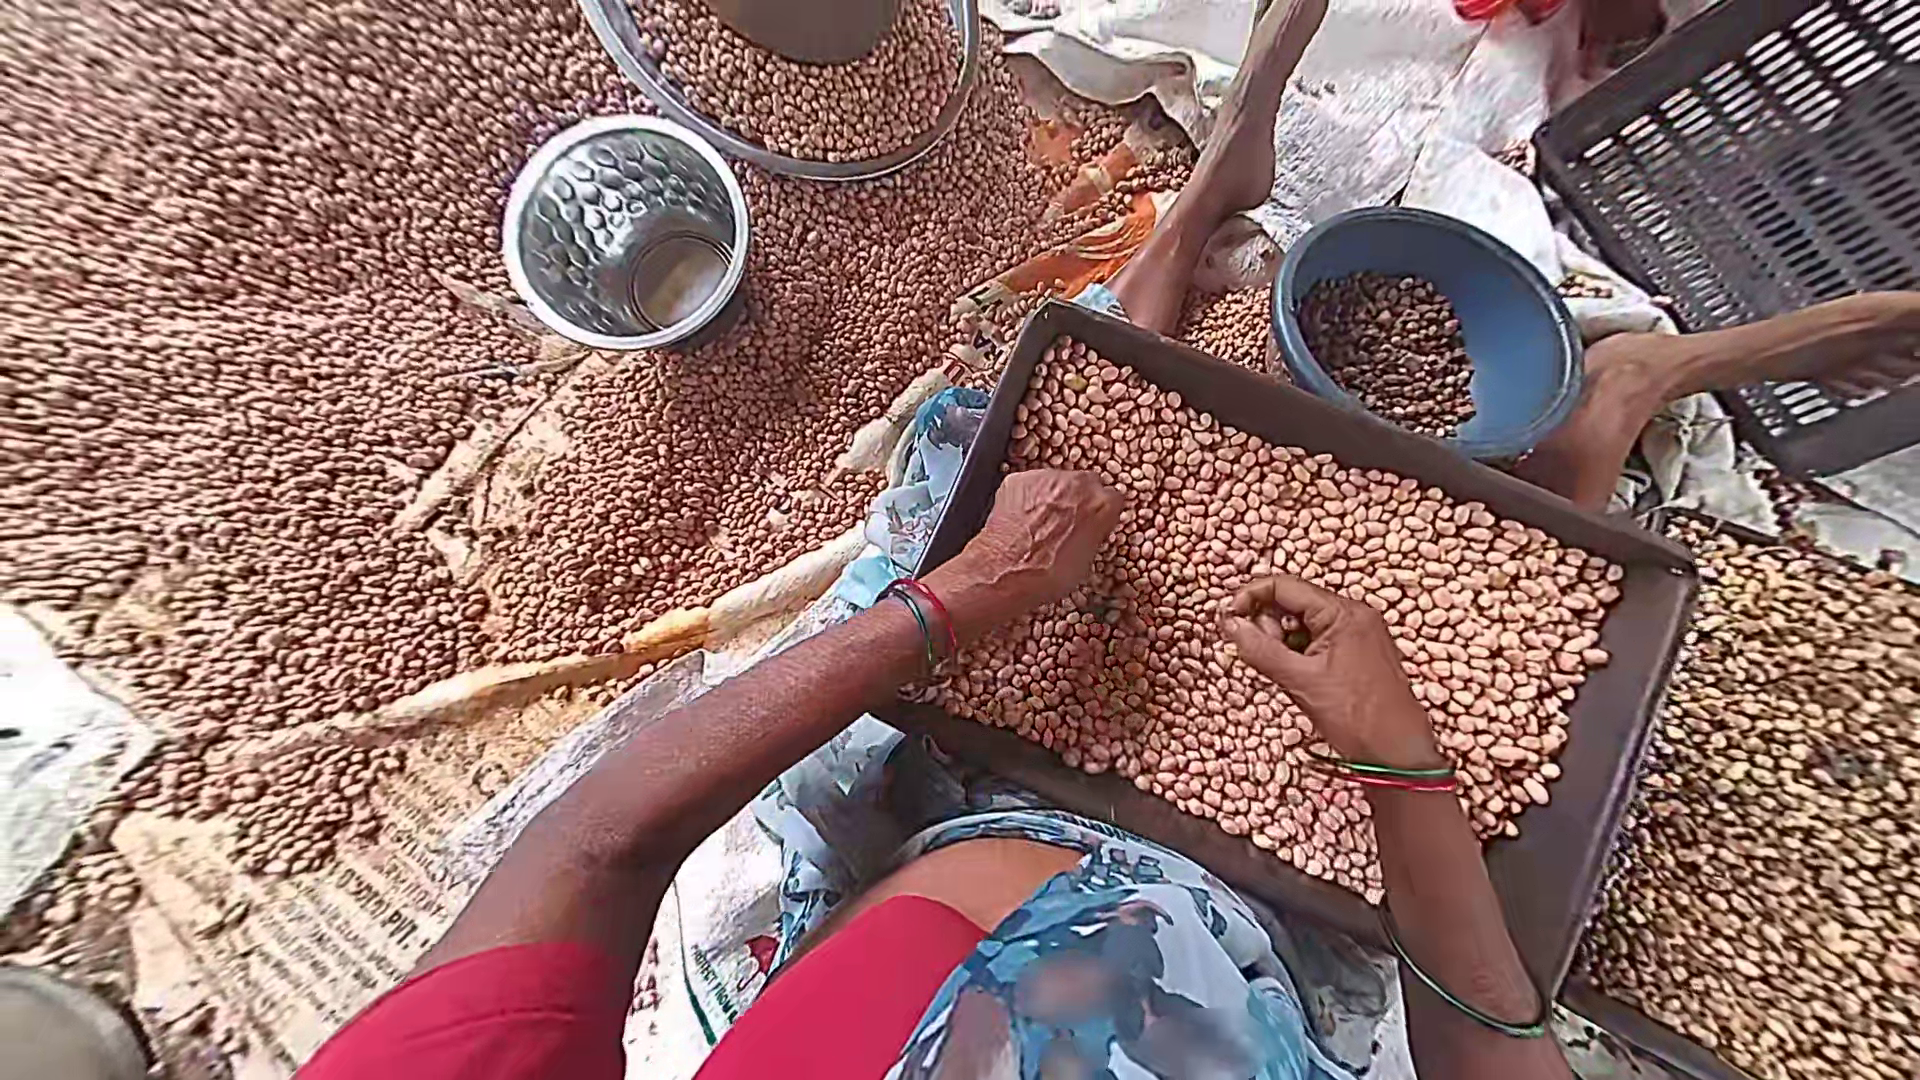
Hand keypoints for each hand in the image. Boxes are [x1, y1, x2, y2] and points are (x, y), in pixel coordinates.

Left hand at [927, 470, 1122, 638]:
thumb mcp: (1087, 561)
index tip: (1093, 523)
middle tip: (1065, 523)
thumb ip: (1094, 533)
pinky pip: (1029, 485)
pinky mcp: (1019, 479)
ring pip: (1056, 481)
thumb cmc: (1047, 575)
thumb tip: (1089, 529)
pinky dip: (1027, 498)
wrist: (1006, 572)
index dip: (1100, 513)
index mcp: (1102, 504)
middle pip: (1086, 483)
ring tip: (1040, 525)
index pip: (1112, 498)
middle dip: (1078, 500)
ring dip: (1052, 497)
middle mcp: (1077, 483)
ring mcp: (1046, 478)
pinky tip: (1022, 519)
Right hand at [1220, 575, 1444, 769]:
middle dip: (1267, 624)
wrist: (1398, 758)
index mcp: (1343, 613)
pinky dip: (1294, 652)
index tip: (1230, 618)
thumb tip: (1229, 624)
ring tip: (1285, 672)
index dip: (1250, 597)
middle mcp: (1352, 615)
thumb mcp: (1299, 680)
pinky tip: (1296, 676)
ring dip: (1280, 641)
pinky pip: (1312, 639)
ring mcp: (1355, 633)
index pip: (1284, 586)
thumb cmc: (1358, 718)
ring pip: (1298, 622)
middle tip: (1263, 654)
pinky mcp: (1353, 651)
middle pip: (1290, 602)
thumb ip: (1258, 647)